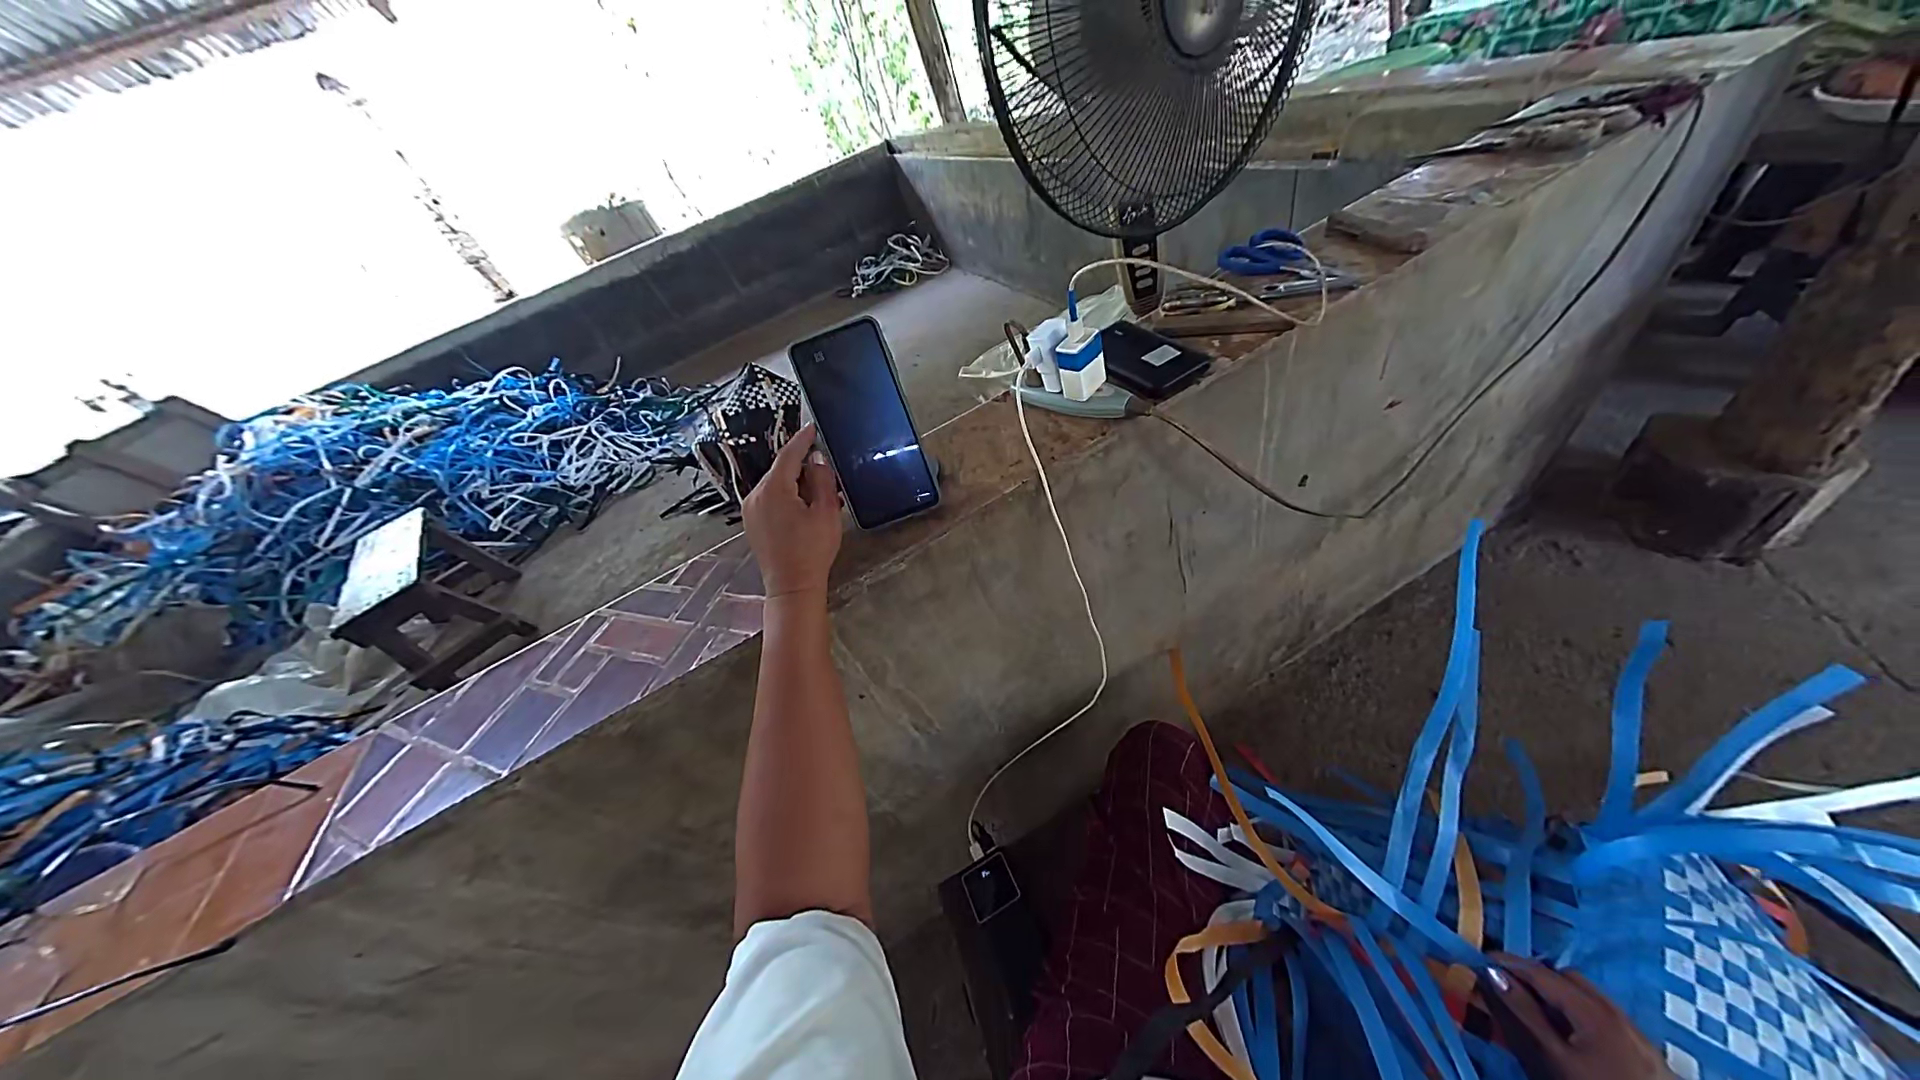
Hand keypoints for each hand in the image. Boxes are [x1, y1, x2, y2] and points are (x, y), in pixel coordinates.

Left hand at [742, 424, 842, 599]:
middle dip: (803, 467)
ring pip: (776, 485)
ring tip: (820, 495)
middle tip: (826, 471)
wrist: (792, 586)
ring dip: (796, 484)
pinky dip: (787, 496)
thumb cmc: (812, 551)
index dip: (802, 439)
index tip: (812, 427)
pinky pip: (770, 499)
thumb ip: (821, 480)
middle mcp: (756, 495)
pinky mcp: (752, 522)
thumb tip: (816, 460)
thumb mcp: (826, 512)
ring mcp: (751, 509)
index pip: (788, 454)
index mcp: (774, 489)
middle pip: (781, 470)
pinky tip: (805, 508)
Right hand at [1485, 955, 1673, 1079]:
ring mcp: (1637, 1037)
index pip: (1540, 972)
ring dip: (1554, 995)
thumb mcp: (1549, 1058)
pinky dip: (1574, 1014)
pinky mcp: (1645, 1058)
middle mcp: (1619, 1015)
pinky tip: (1564, 1035)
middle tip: (1502, 987)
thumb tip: (1490, 972)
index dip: (1505, 963)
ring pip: (1586, 998)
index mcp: (1595, 1012)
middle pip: (1567, 978)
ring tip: (1529, 1011)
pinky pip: (1601, 1019)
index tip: (1475, 961)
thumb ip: (1519, 1011)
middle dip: (1532, 976)